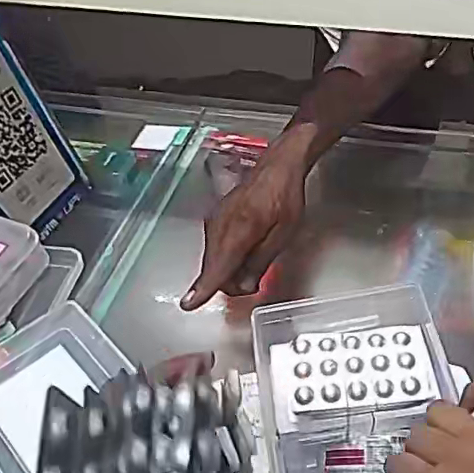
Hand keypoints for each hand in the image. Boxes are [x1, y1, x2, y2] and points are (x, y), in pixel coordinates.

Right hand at [182, 143, 307, 308]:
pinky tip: (242, 253)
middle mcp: (221, 225)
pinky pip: (215, 248)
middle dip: (230, 282)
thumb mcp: (282, 236)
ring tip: (252, 264)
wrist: (277, 168)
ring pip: (213, 259)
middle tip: (254, 281)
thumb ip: (260, 262)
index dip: (204, 288)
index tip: (189, 304)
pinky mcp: (215, 220)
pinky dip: (226, 257)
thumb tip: (243, 286)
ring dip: (228, 270)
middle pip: (214, 268)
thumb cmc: (284, 198)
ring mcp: (215, 221)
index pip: (218, 267)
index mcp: (240, 230)